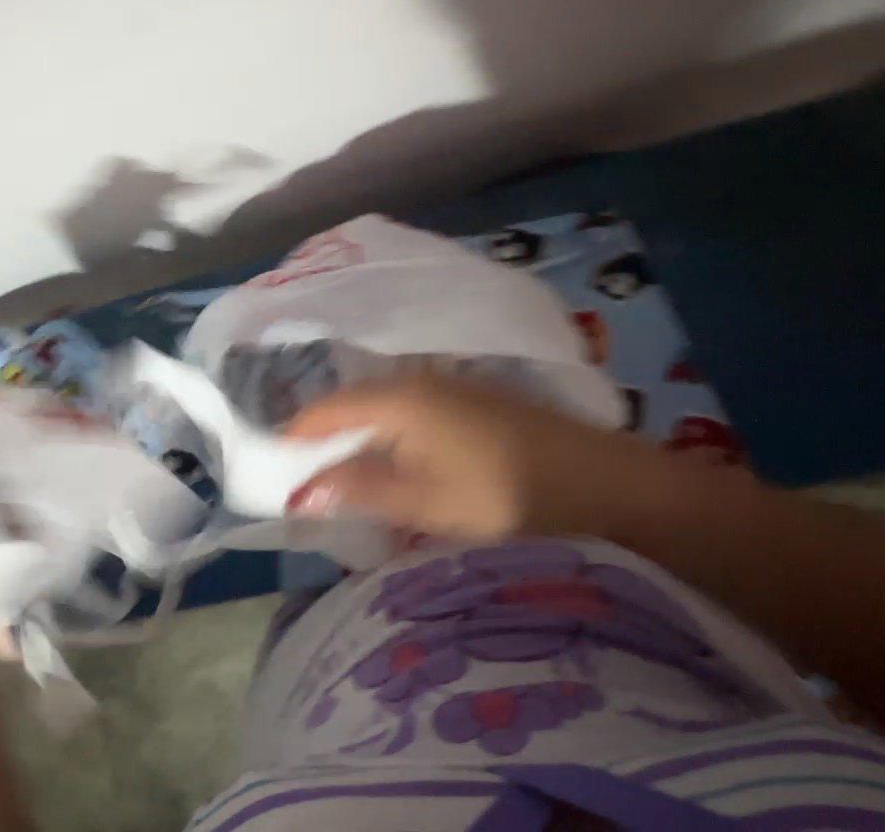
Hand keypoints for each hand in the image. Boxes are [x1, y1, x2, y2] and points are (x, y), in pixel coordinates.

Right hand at [283, 373, 690, 543]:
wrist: (610, 486)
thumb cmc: (509, 497)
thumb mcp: (426, 504)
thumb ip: (359, 491)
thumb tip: (296, 492)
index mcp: (397, 399)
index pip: (322, 411)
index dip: (294, 442)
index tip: (274, 479)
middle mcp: (418, 381)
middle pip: (350, 408)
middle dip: (324, 445)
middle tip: (309, 489)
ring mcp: (450, 388)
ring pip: (381, 412)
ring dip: (360, 445)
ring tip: (349, 487)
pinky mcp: (474, 402)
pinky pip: (410, 416)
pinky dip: (391, 442)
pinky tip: (399, 472)